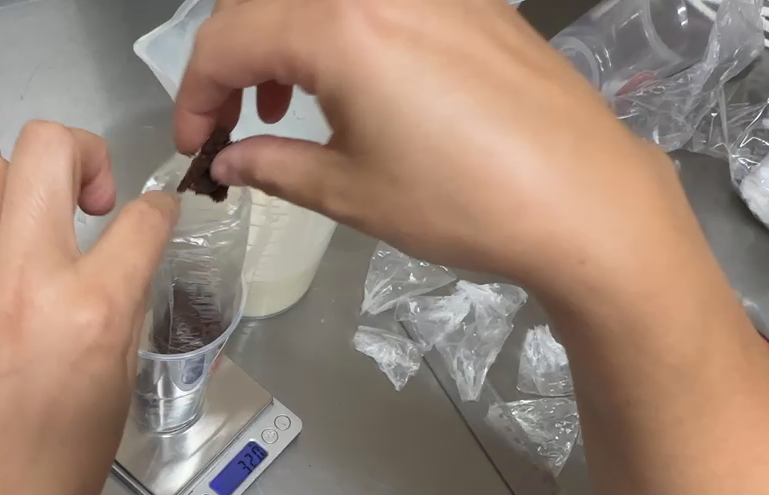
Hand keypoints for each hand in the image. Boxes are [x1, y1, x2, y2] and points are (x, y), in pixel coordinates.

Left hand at [0, 122, 176, 494]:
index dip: (158, 209)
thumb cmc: (77, 447)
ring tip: (25, 217)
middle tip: (89, 199)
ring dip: (13, 178)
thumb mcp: (124, 370)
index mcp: (94, 309)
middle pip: (46, 148)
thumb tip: (128, 242)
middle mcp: (26, 280)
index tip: (151, 218)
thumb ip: (127, 295)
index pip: (140, 218)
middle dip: (84, 155)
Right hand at [175, 0, 694, 306]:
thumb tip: (227, 162)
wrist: (576, 196)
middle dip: (228, 65)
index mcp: (338, 24)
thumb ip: (272, 166)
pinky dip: (332, 35)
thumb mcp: (347, 192)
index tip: (193, 149)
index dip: (193, 96)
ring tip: (280, 110)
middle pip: (264, 2)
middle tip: (226, 129)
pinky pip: (369, 0)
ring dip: (278, 43)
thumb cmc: (454, 201)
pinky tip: (344, 88)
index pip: (227, 39)